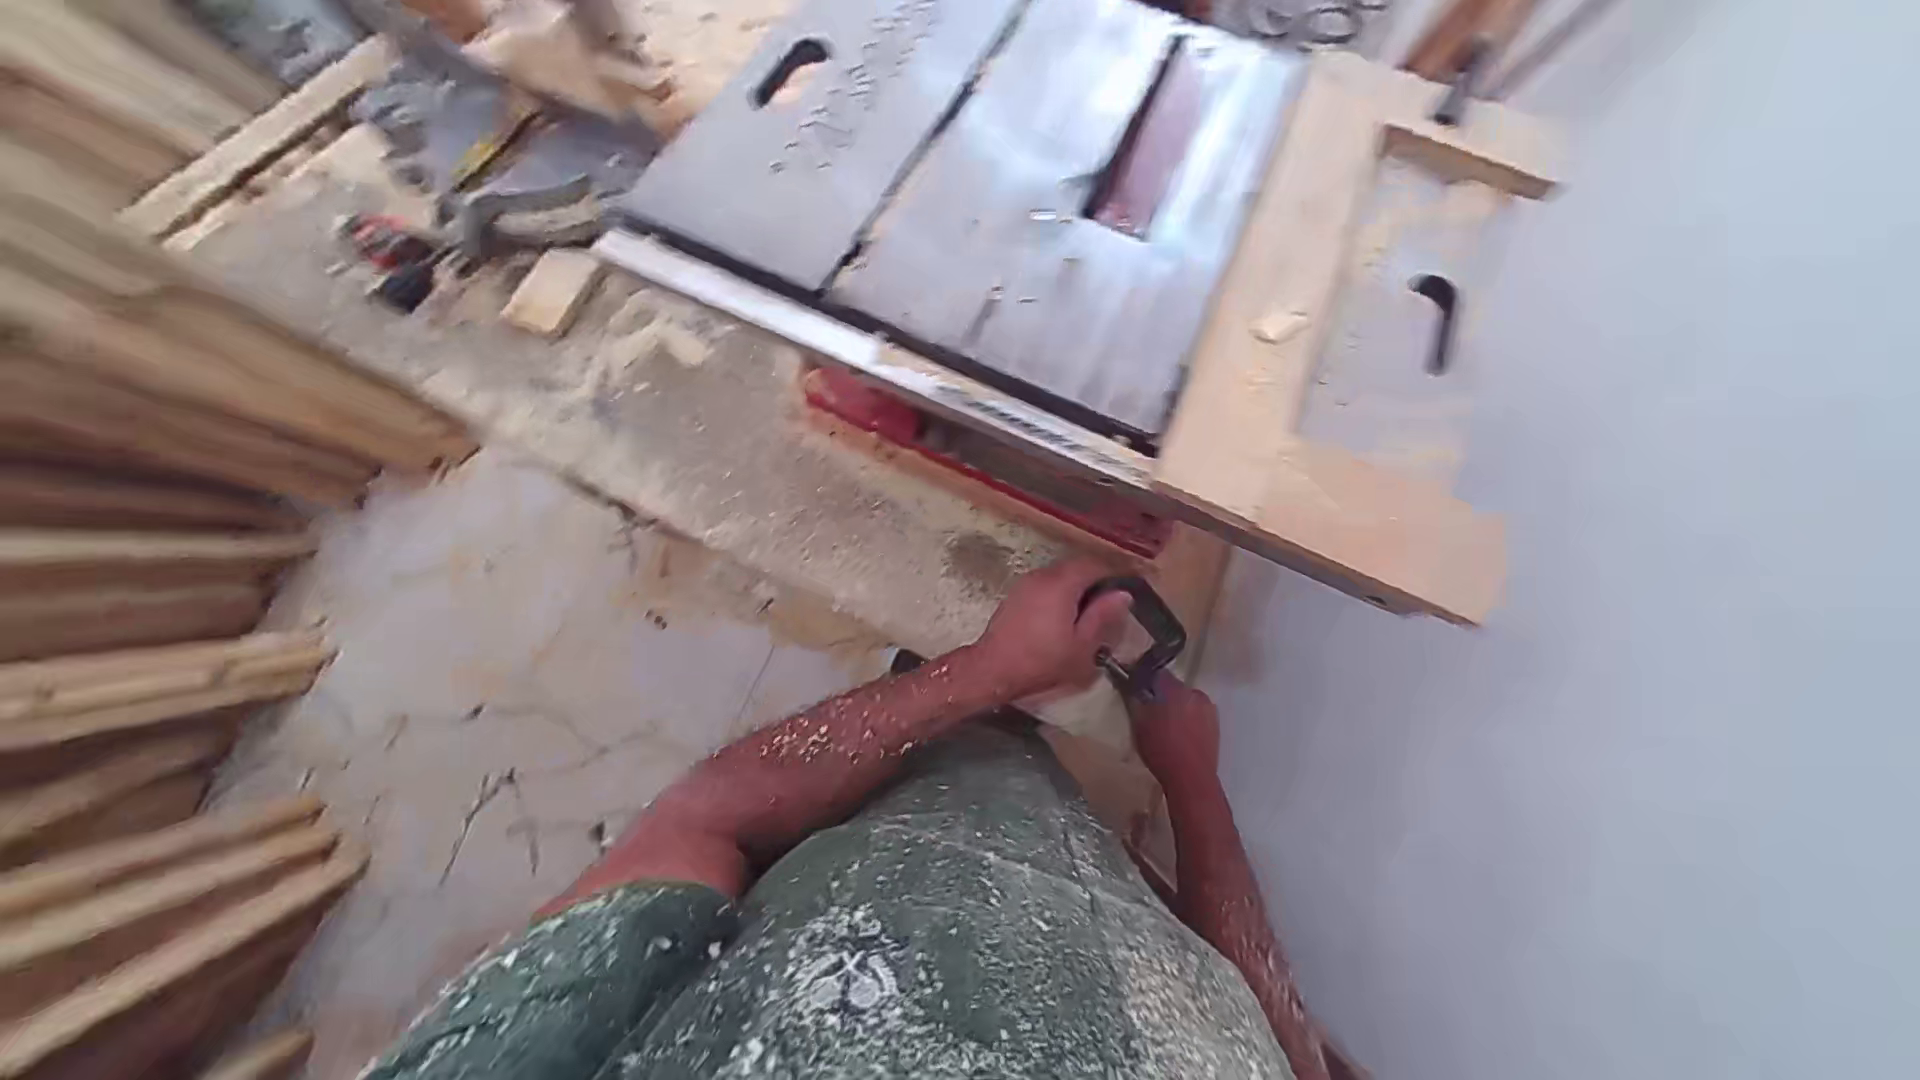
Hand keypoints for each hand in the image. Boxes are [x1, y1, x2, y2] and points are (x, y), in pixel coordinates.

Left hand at [970, 558, 1132, 699]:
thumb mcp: (1082, 645)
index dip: (1113, 573)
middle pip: (1075, 566)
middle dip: (1095, 579)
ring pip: (1059, 574)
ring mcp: (1026, 582)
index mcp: (1061, 584)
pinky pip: (1044, 583)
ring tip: (1088, 611)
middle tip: (1109, 603)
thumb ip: (1102, 616)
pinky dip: (1059, 591)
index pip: (1094, 564)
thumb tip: (1123, 594)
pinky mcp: (1015, 593)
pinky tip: (1063, 614)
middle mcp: (1042, 575)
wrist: (994, 668)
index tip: (1126, 589)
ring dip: (1076, 585)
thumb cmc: (1042, 660)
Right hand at [1128, 673, 1220, 800]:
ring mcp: (1207, 707)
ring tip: (1165, 725)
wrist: (1191, 778)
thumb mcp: (1138, 723)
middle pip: (1172, 685)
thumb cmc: (1160, 750)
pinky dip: (1187, 717)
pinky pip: (1196, 712)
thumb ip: (1133, 698)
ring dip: (1175, 705)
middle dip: (1160, 694)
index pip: (1156, 672)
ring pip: (1185, 699)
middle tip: (1149, 710)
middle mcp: (1193, 692)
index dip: (1143, 678)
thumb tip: (1126, 681)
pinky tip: (1179, 733)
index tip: (1135, 687)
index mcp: (1173, 689)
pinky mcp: (1215, 723)